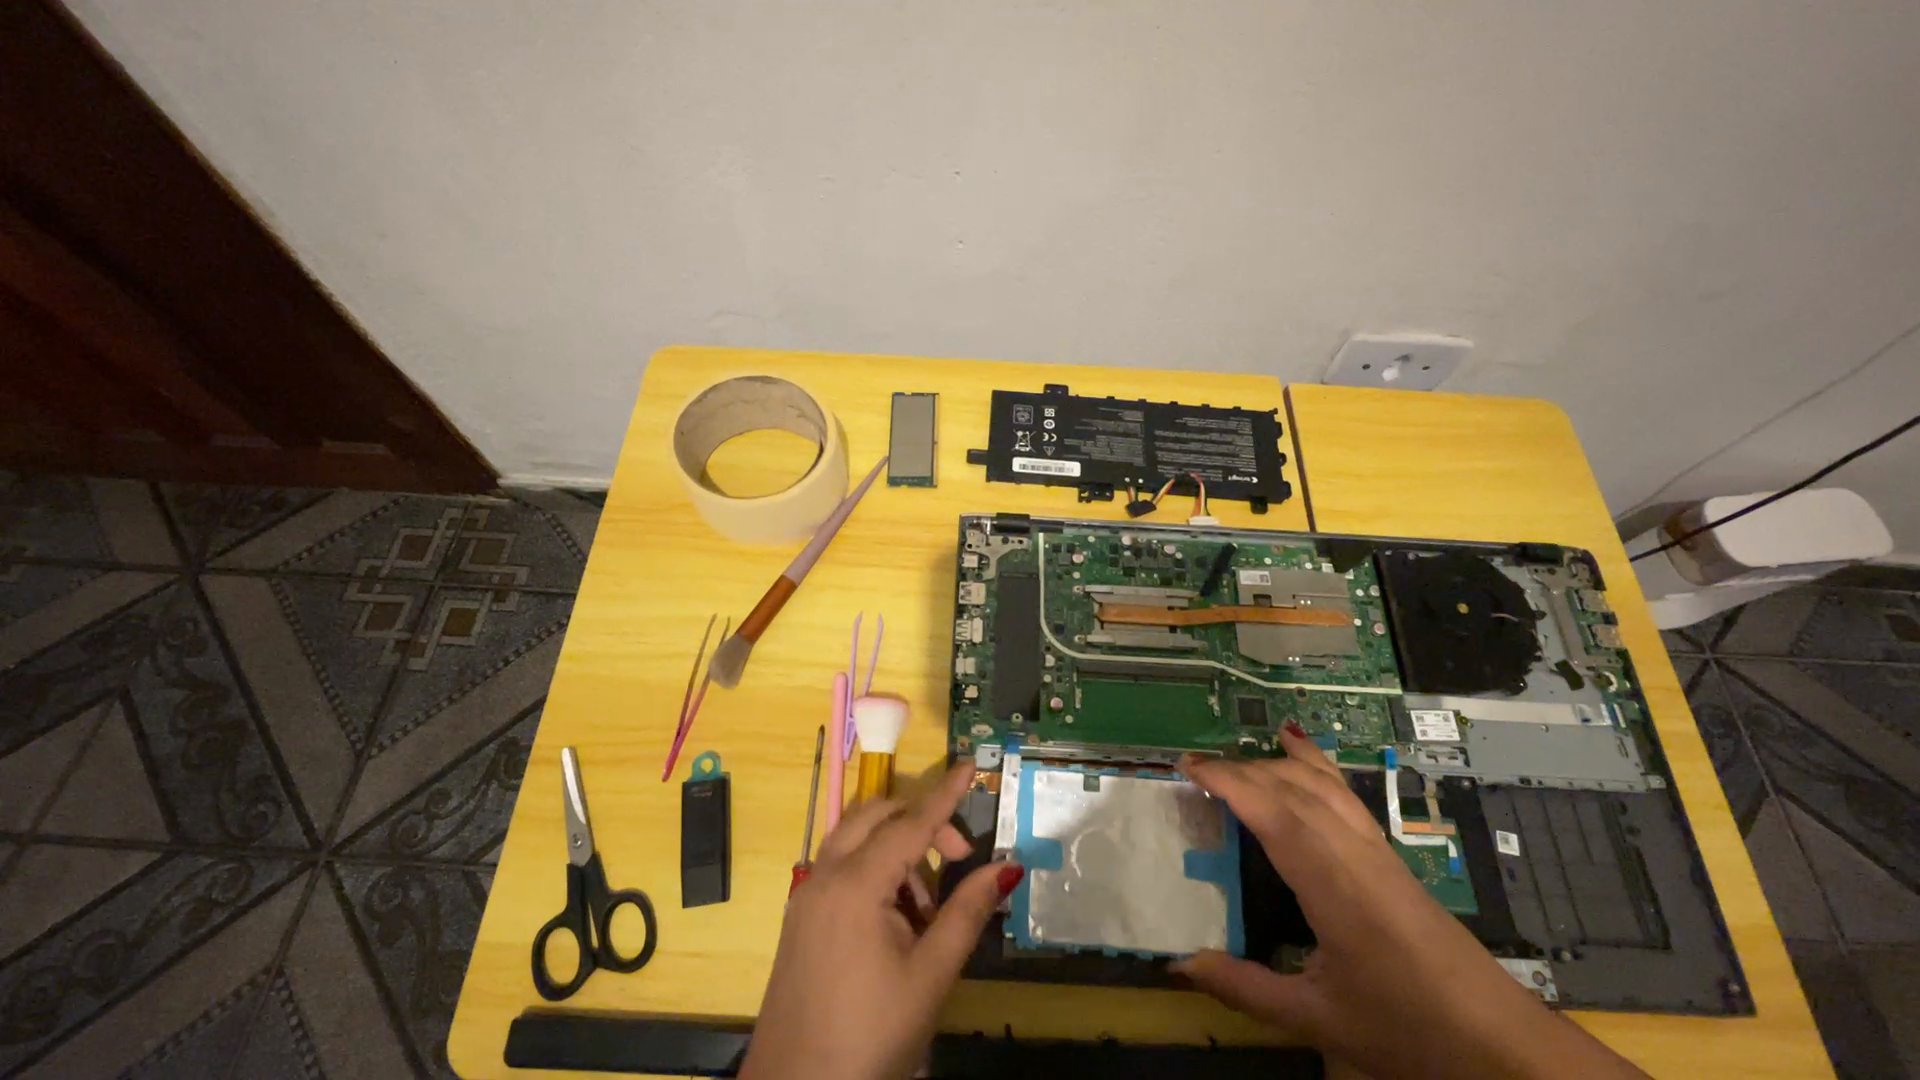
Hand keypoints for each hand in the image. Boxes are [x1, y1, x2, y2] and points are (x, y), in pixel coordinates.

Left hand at [741, 763, 1022, 1079]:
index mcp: (855, 884)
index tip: (971, 766)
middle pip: (875, 817)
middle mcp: (823, 876)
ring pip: (855, 841)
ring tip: (931, 908)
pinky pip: (841, 869)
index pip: (910, 823)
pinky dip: (874, 872)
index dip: (945, 794)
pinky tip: (899, 920)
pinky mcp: (800, 919)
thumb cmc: (871, 1033)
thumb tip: (1004, 866)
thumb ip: (967, 912)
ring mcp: (806, 896)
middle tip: (959, 858)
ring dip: (897, 851)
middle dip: (920, 823)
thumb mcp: (930, 974)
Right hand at [1173, 725, 1646, 1079]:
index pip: (1276, 814)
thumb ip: (1243, 989)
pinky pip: (1345, 797)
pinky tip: (1303, 753)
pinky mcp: (1390, 858)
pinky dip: (1317, 767)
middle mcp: (1356, 854)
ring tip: (1233, 758)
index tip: (1187, 767)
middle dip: (1242, 770)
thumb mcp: (1316, 1019)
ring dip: (1276, 764)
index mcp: (1335, 887)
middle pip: (1296, 789)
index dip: (1230, 782)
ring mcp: (1378, 851)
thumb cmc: (1407, 1028)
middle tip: (1193, 770)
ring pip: (1324, 786)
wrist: (1499, 1043)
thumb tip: (1179, 964)